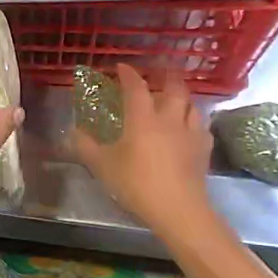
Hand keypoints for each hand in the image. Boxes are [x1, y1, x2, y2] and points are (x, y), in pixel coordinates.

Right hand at [71, 65, 218, 239]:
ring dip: (182, 97)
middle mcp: (169, 118)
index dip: (128, 74)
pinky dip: (193, 120)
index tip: (121, 68)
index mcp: (143, 118)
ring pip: (191, 104)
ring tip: (174, 98)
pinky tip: (189, 127)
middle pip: (174, 87)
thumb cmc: (136, 183)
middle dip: (165, 76)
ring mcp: (190, 133)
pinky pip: (201, 126)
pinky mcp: (203, 149)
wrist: (178, 209)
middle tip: (158, 73)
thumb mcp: (102, 165)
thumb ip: (85, 145)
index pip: (136, 87)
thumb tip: (74, 131)